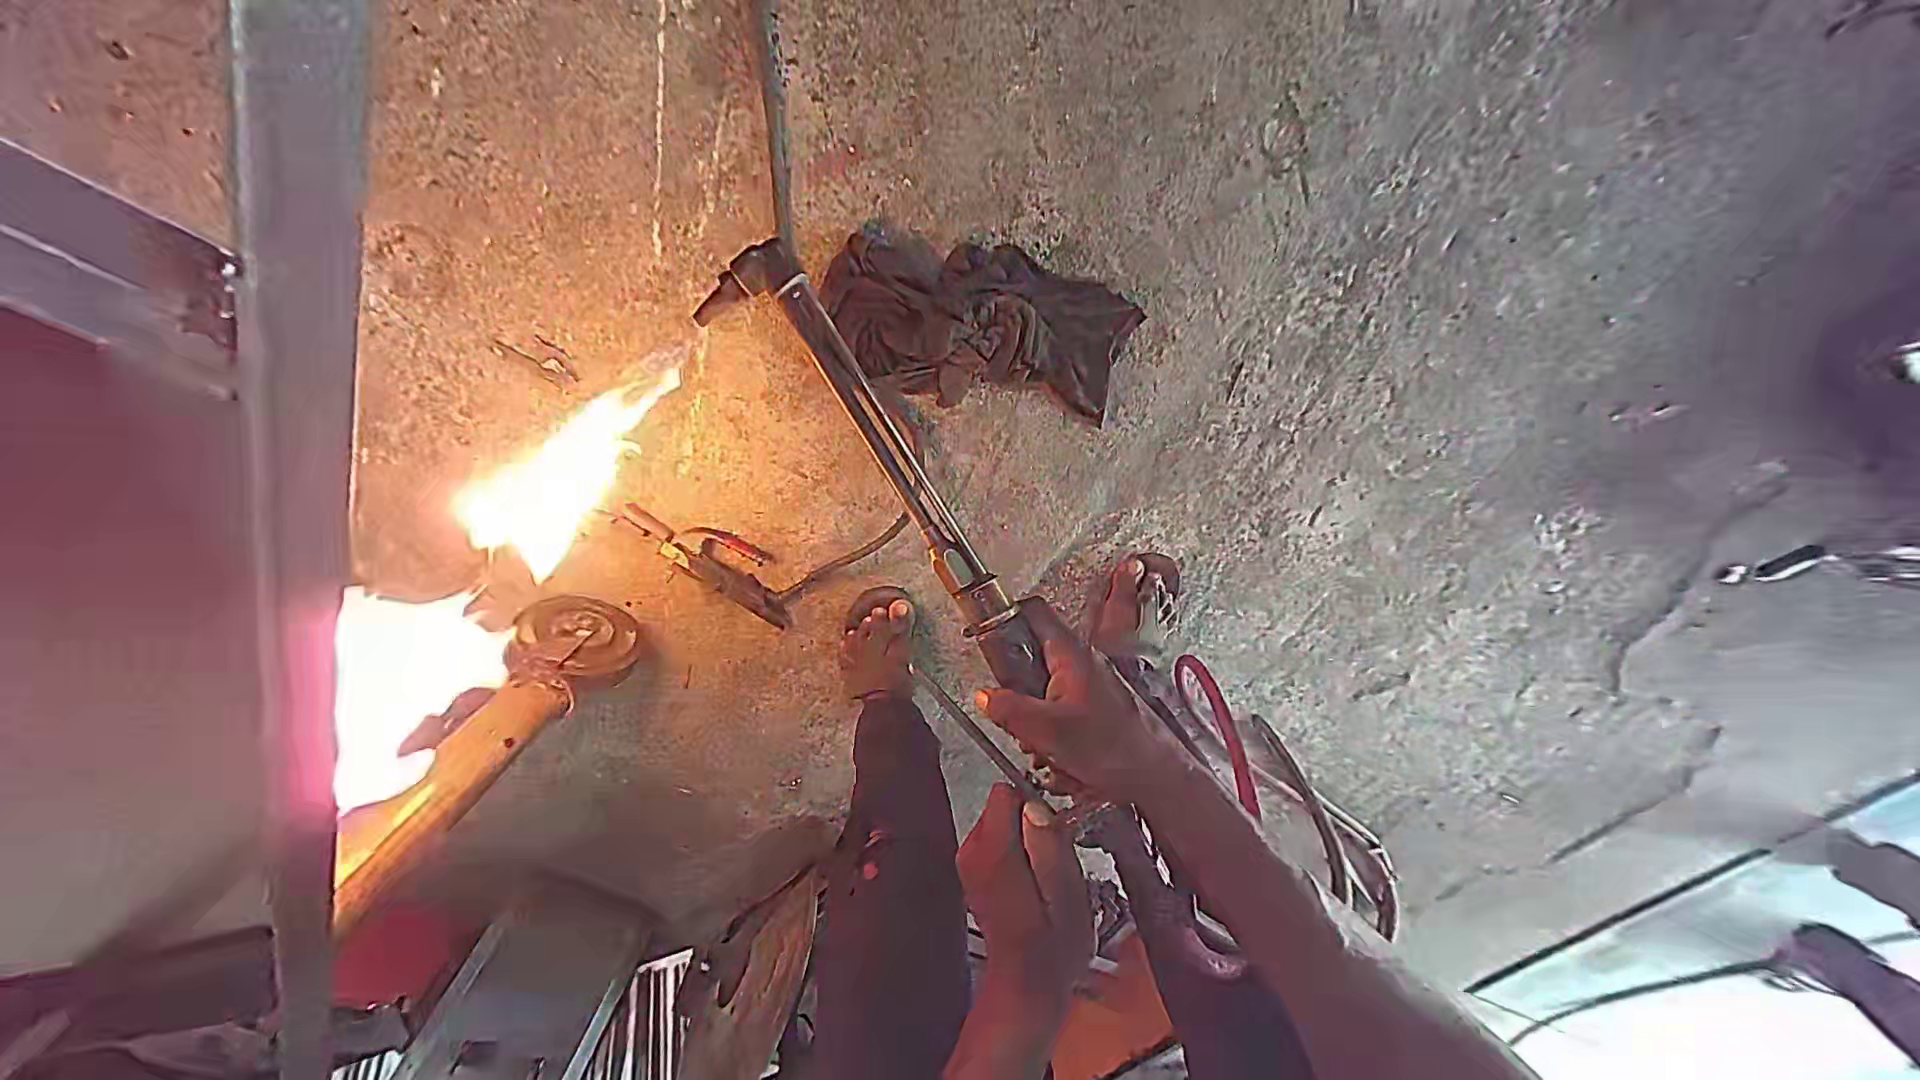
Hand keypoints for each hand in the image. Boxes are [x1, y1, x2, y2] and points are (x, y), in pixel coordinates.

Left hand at [956, 783, 1093, 1010]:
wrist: (1027, 983)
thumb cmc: (1053, 945)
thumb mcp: (1067, 893)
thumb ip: (1050, 843)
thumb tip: (1035, 806)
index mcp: (994, 851)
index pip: (1006, 792)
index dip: (1034, 806)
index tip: (1050, 833)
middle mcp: (972, 850)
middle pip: (1003, 804)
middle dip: (1030, 823)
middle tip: (1050, 862)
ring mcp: (968, 860)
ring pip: (1001, 820)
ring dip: (1024, 839)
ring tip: (1040, 878)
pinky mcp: (971, 868)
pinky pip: (996, 838)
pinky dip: (1014, 851)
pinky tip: (1028, 883)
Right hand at [976, 599, 1183, 801]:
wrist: (1158, 776)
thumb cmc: (1116, 748)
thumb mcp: (1049, 731)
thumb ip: (1010, 710)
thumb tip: (983, 696)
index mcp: (1071, 653)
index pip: (1032, 611)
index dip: (1005, 617)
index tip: (986, 638)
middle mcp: (1080, 660)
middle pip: (1030, 655)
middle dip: (1016, 690)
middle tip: (1016, 717)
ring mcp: (1088, 682)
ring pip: (1042, 687)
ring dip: (1033, 717)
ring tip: (1042, 746)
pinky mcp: (1093, 704)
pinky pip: (1058, 708)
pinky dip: (1052, 730)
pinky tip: (1059, 756)